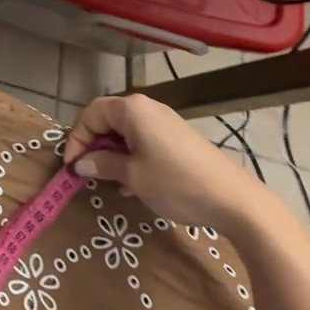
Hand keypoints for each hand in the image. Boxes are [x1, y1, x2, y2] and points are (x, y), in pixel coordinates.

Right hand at [61, 94, 276, 233]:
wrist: (237, 201)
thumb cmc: (176, 183)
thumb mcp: (132, 177)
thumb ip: (102, 165)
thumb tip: (80, 164)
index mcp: (131, 109)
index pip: (90, 114)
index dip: (76, 139)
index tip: (72, 166)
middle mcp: (147, 108)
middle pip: (107, 119)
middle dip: (94, 145)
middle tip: (88, 172)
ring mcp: (166, 122)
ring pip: (126, 131)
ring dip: (113, 153)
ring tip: (110, 181)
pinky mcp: (179, 138)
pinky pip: (144, 140)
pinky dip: (132, 155)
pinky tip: (134, 183)